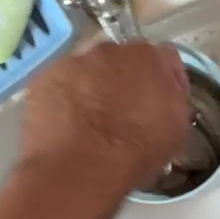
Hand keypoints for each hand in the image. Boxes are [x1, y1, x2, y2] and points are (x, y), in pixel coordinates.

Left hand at [19, 41, 191, 196]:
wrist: (79, 168)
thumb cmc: (135, 152)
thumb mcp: (176, 132)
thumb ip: (174, 102)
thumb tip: (166, 94)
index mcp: (149, 58)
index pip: (164, 59)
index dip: (166, 81)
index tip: (163, 103)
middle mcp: (110, 51)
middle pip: (123, 61)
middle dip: (126, 82)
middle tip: (126, 114)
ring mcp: (72, 63)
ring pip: (88, 71)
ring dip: (93, 90)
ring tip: (92, 123)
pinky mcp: (43, 80)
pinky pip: (60, 87)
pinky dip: (65, 101)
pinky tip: (67, 127)